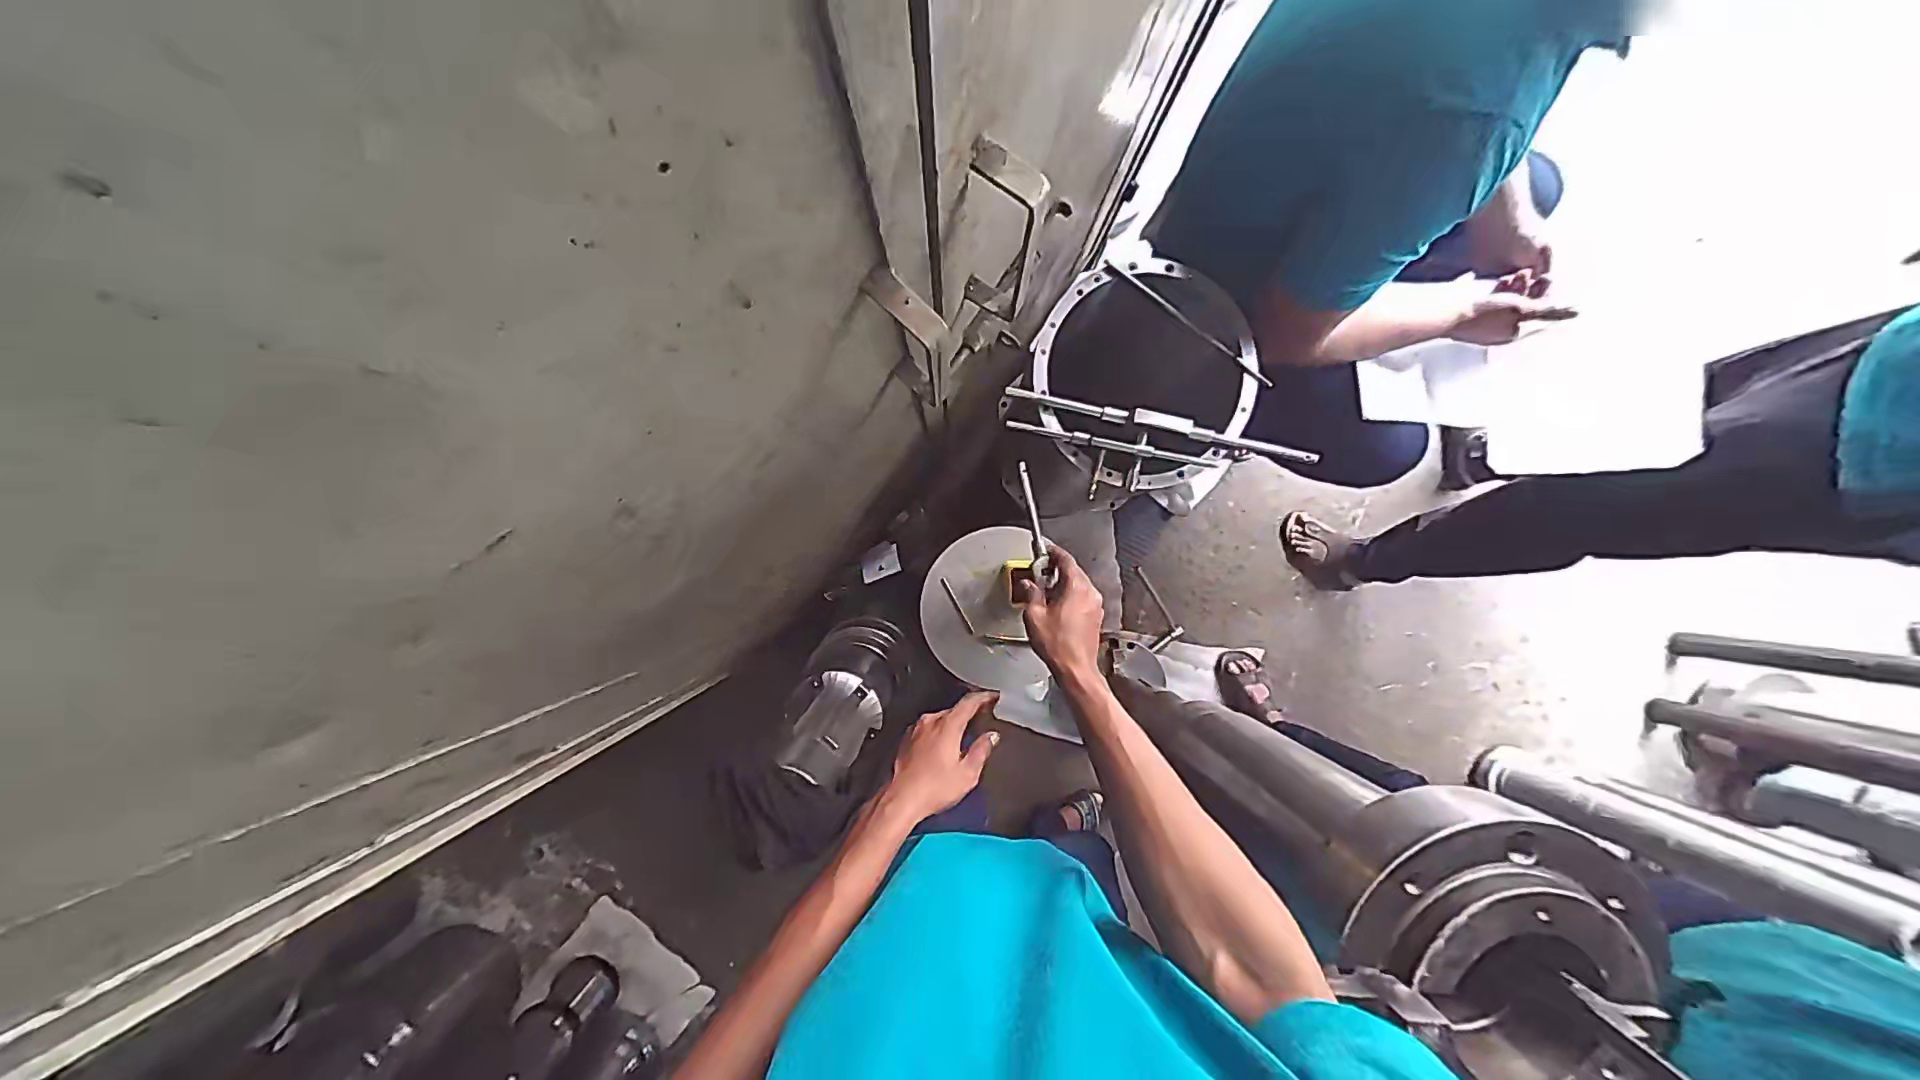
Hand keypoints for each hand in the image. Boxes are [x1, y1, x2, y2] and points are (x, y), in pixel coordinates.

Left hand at [881, 691, 999, 823]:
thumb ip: (982, 750)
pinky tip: (941, 750)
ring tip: (962, 739)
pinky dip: (937, 734)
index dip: (984, 697)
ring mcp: (916, 730)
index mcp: (948, 725)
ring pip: (940, 720)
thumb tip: (990, 737)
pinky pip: (927, 730)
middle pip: (954, 710)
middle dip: (969, 714)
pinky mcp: (907, 740)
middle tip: (981, 720)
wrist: (901, 800)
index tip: (992, 697)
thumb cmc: (932, 789)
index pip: (969, 702)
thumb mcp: (967, 773)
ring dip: (952, 725)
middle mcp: (930, 722)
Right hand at [1021, 543, 1104, 683]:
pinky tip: (1056, 605)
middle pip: (1074, 571)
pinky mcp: (1095, 617)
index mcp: (1077, 588)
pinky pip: (1082, 597)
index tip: (1046, 549)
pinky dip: (1070, 595)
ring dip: (1063, 583)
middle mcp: (1090, 594)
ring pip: (1079, 584)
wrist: (1076, 669)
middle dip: (1056, 569)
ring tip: (1045, 590)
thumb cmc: (1059, 646)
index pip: (1066, 560)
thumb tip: (1029, 585)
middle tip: (1040, 570)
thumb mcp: (1034, 616)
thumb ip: (1032, 594)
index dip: (1054, 552)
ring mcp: (1095, 606)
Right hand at [1448, 273, 1575, 345]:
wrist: (1445, 313)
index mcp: (1512, 334)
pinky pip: (1495, 302)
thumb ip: (1548, 310)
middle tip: (1534, 275)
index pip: (1539, 315)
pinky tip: (1504, 280)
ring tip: (1518, 275)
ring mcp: (1486, 323)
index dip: (1546, 296)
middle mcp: (1500, 330)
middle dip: (1532, 291)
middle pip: (1526, 309)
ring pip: (1511, 303)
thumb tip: (1578, 312)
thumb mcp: (1521, 309)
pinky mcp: (1474, 313)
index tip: (1546, 280)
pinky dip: (1503, 290)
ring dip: (1518, 288)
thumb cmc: (1484, 312)